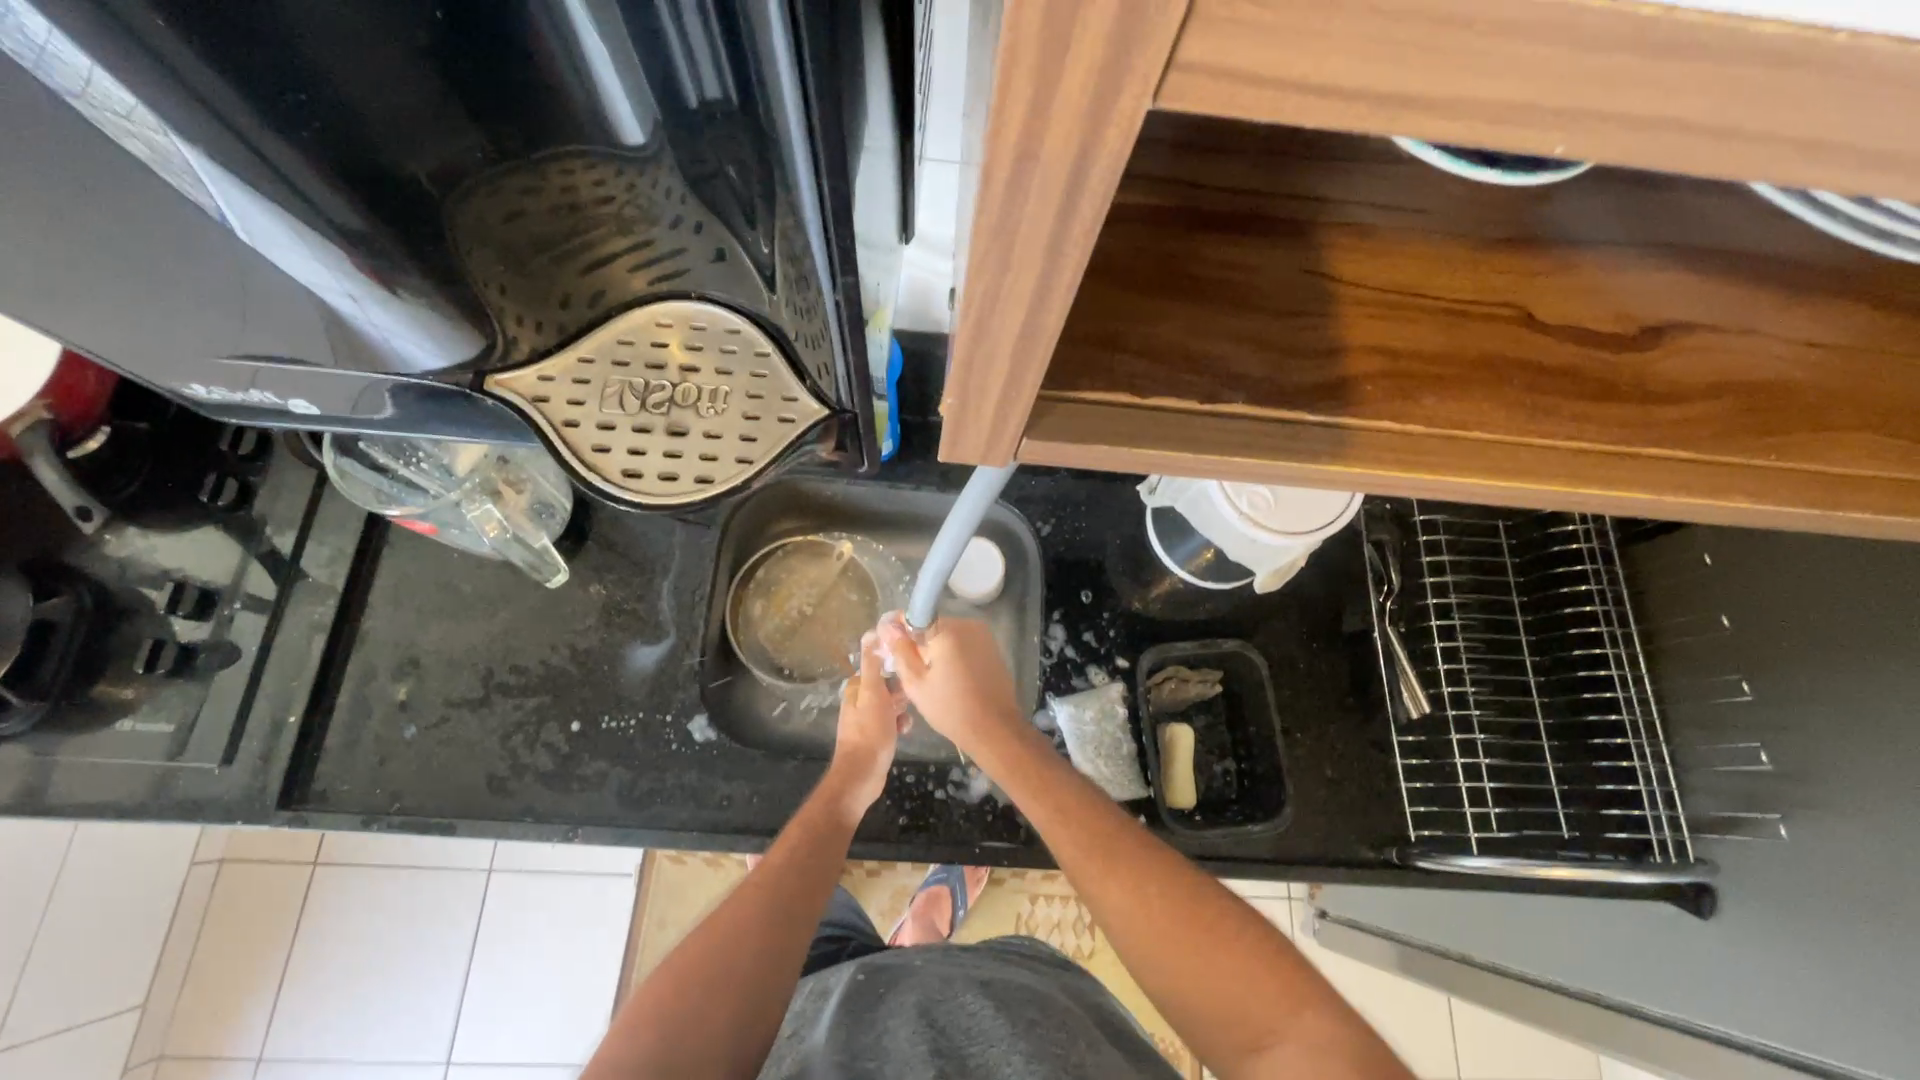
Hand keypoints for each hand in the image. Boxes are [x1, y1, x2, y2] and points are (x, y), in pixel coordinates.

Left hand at [824, 633, 905, 820]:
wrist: (862, 775)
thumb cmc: (870, 733)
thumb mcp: (874, 694)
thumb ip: (872, 665)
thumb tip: (871, 632)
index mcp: (856, 688)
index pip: (877, 666)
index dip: (894, 666)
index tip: (910, 667)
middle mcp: (859, 701)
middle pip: (886, 686)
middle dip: (901, 690)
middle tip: (912, 696)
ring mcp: (866, 720)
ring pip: (891, 704)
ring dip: (902, 708)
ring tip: (909, 715)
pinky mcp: (874, 736)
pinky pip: (891, 722)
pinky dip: (900, 724)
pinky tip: (906, 730)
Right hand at [878, 615, 1029, 760]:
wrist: (995, 729)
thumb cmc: (950, 708)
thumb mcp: (916, 683)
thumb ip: (900, 651)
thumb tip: (887, 626)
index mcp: (948, 630)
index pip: (913, 617)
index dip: (899, 631)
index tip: (890, 648)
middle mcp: (968, 625)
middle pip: (931, 626)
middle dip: (918, 643)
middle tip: (908, 670)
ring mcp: (983, 636)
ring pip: (947, 636)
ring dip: (936, 651)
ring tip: (928, 678)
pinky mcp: (992, 648)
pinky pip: (963, 644)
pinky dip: (952, 656)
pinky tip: (948, 678)